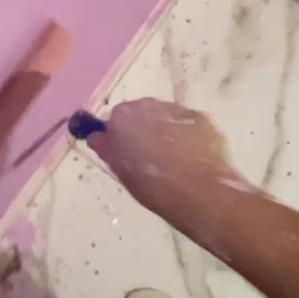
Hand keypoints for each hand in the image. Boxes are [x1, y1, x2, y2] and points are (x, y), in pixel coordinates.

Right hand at [87, 98, 239, 221]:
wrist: (198, 192)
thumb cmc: (151, 185)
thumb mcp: (120, 170)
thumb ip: (106, 148)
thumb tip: (97, 136)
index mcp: (122, 117)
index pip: (115, 118)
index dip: (120, 134)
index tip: (125, 150)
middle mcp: (149, 105)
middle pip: (141, 112)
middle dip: (143, 128)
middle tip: (149, 154)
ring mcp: (177, 110)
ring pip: (165, 115)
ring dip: (165, 129)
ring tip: (173, 156)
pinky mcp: (201, 118)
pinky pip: (187, 123)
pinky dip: (187, 134)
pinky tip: (191, 155)